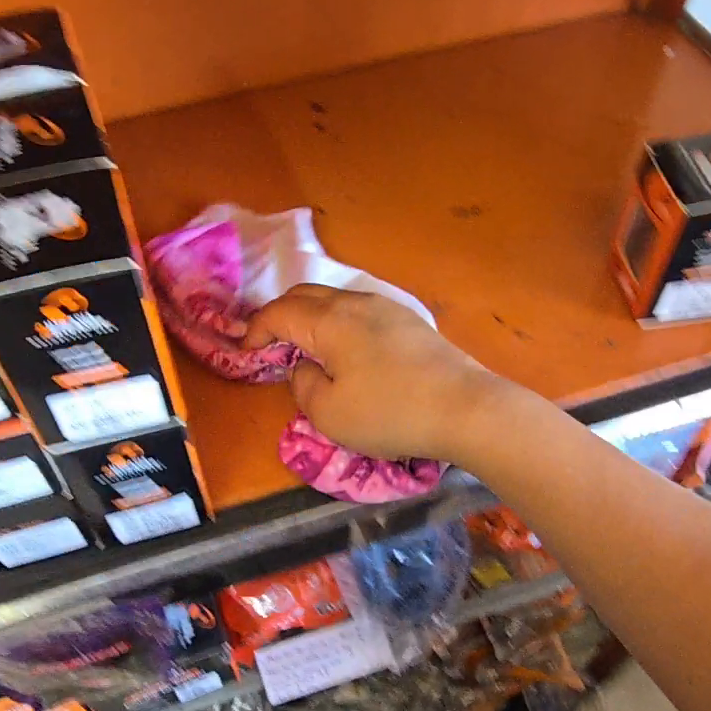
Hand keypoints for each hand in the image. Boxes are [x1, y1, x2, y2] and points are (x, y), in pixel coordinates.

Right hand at [243, 286, 509, 461]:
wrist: (465, 408)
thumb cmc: (390, 413)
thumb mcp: (329, 414)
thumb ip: (304, 385)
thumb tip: (306, 367)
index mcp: (329, 320)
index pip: (279, 313)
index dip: (256, 331)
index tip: (245, 352)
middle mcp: (356, 303)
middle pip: (306, 296)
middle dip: (280, 316)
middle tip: (270, 343)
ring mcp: (388, 308)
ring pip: (336, 300)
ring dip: (312, 317)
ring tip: (306, 345)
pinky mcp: (411, 323)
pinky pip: (361, 312)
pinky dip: (340, 324)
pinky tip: (347, 350)